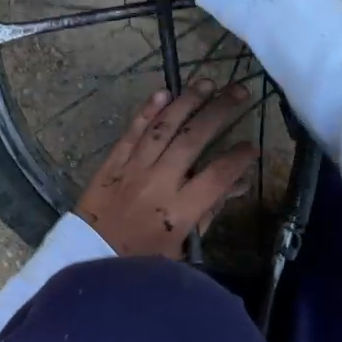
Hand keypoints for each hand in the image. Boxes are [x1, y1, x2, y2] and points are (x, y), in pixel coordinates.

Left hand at [73, 79, 258, 258]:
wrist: (88, 256)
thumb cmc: (139, 258)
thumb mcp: (181, 246)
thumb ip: (208, 213)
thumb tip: (237, 184)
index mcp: (178, 211)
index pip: (217, 175)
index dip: (238, 158)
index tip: (252, 146)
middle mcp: (158, 182)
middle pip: (193, 139)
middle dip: (219, 112)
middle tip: (239, 92)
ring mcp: (132, 168)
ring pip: (163, 127)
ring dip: (186, 102)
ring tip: (206, 83)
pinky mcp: (112, 162)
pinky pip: (132, 132)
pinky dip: (147, 111)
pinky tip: (163, 93)